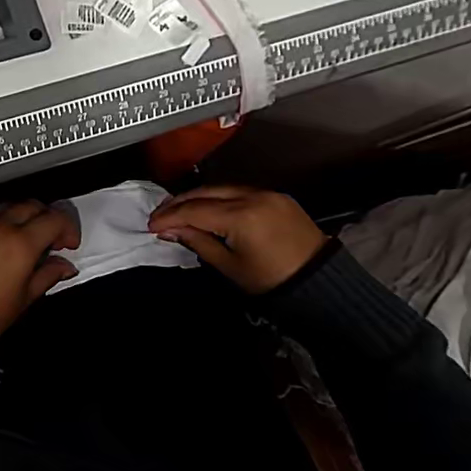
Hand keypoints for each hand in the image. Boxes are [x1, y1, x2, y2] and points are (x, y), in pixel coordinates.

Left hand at [0, 201, 80, 339]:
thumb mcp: (25, 298)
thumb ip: (48, 275)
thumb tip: (63, 267)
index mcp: (21, 244)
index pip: (55, 220)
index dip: (68, 229)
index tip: (68, 242)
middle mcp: (0, 228)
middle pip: (33, 206)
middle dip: (47, 218)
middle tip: (52, 239)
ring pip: (9, 208)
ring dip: (23, 219)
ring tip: (26, 243)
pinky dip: (1, 225)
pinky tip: (1, 245)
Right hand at [148, 185, 326, 294]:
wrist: (319, 281)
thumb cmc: (271, 280)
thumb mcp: (229, 265)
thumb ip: (197, 241)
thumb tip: (170, 229)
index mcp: (241, 216)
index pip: (195, 210)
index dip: (170, 217)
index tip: (151, 225)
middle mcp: (253, 196)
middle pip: (206, 192)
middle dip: (179, 202)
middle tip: (159, 214)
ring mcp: (266, 193)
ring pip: (221, 188)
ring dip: (198, 197)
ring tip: (178, 210)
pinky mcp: (275, 196)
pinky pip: (238, 191)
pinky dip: (218, 197)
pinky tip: (207, 206)